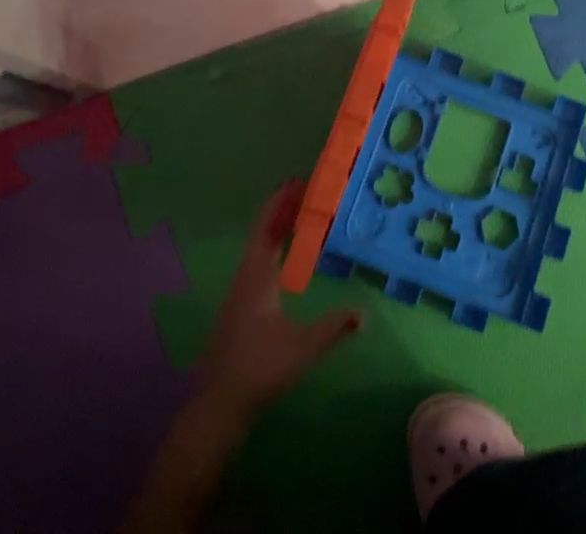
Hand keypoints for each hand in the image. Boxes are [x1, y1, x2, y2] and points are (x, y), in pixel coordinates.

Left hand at [200, 182, 360, 416]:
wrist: (222, 402)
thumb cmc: (261, 369)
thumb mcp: (304, 348)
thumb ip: (334, 327)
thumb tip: (363, 312)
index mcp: (256, 280)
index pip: (266, 230)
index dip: (279, 205)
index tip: (296, 183)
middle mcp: (244, 280)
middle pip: (261, 236)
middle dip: (281, 213)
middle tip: (305, 195)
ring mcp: (238, 295)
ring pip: (257, 252)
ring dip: (276, 232)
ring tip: (299, 220)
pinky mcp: (238, 309)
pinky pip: (256, 266)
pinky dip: (272, 251)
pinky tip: (285, 262)